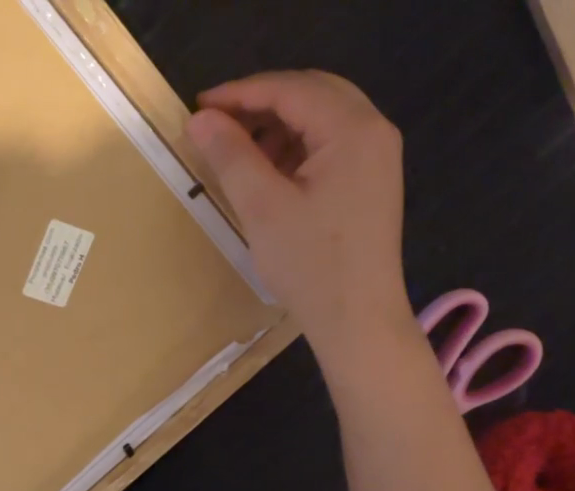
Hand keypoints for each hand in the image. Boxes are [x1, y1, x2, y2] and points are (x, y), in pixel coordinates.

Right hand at [185, 71, 409, 349]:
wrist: (356, 316)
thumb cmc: (309, 263)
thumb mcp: (262, 208)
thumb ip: (231, 156)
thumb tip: (200, 119)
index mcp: (352, 129)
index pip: (291, 89)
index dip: (241, 93)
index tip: (197, 107)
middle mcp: (372, 130)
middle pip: (312, 93)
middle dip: (260, 103)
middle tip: (215, 124)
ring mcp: (376, 155)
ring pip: (320, 118)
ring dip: (276, 126)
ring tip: (237, 153)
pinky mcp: (369, 181)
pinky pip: (328, 145)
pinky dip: (293, 148)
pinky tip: (267, 174)